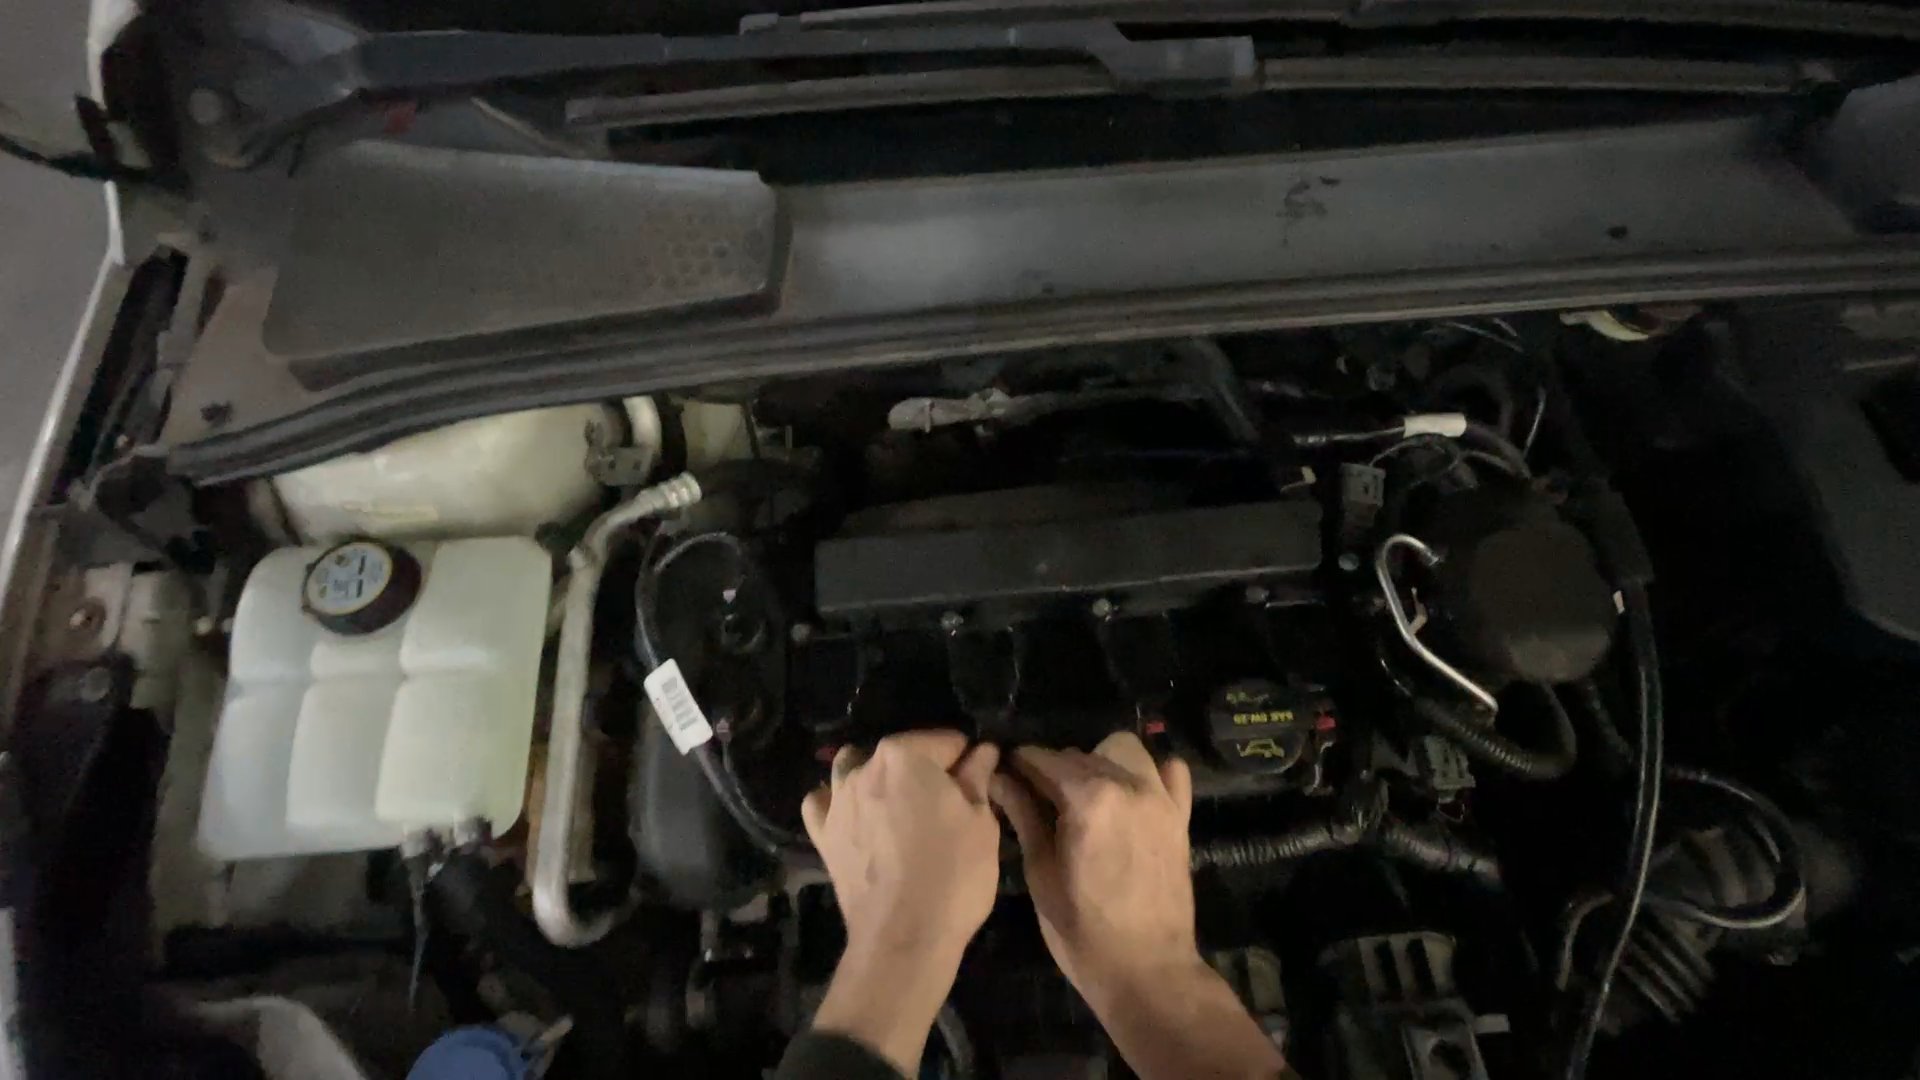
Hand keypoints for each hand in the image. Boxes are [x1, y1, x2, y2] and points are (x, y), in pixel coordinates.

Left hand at [801, 731, 1000, 1074]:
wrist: (903, 938)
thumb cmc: (952, 874)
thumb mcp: (981, 822)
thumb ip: (977, 778)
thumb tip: (982, 751)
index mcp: (906, 754)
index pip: (947, 741)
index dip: (968, 761)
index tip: (978, 785)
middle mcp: (865, 766)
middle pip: (903, 753)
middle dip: (925, 769)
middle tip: (948, 806)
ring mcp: (838, 799)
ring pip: (856, 767)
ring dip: (876, 776)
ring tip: (899, 805)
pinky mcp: (822, 834)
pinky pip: (823, 802)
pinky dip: (836, 802)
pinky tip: (854, 816)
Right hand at [989, 732, 1198, 996]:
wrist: (1148, 972)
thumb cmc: (1082, 930)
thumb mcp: (1041, 873)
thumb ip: (1022, 815)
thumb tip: (997, 777)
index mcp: (1088, 799)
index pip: (1043, 760)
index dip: (1019, 763)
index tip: (1006, 772)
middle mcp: (1127, 785)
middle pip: (1079, 753)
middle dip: (1054, 767)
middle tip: (1039, 796)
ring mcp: (1159, 798)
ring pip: (1124, 748)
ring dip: (1101, 759)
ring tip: (1087, 792)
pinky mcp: (1181, 815)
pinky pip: (1171, 772)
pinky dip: (1152, 772)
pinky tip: (1134, 794)